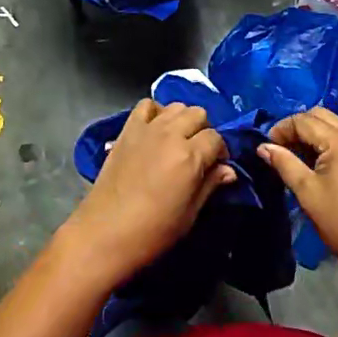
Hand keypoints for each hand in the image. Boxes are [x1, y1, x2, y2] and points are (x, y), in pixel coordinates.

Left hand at [64, 100, 235, 283]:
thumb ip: (210, 185)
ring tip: (178, 141)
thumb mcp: (190, 214)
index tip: (216, 166)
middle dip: (203, 131)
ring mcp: (148, 128)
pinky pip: (146, 105)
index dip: (220, 151)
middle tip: (198, 153)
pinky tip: (156, 130)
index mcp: (190, 156)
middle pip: (198, 114)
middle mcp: (171, 134)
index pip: (216, 138)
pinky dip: (156, 112)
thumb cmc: (153, 231)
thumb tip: (229, 170)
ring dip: (183, 120)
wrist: (108, 230)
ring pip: (176, 106)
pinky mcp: (128, 128)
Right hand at [258, 107, 337, 276]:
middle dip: (296, 126)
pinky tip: (314, 165)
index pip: (303, 120)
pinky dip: (325, 144)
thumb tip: (263, 147)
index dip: (281, 129)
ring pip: (332, 126)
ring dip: (311, 135)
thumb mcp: (307, 192)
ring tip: (293, 157)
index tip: (265, 146)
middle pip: (320, 116)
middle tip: (279, 147)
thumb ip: (284, 163)